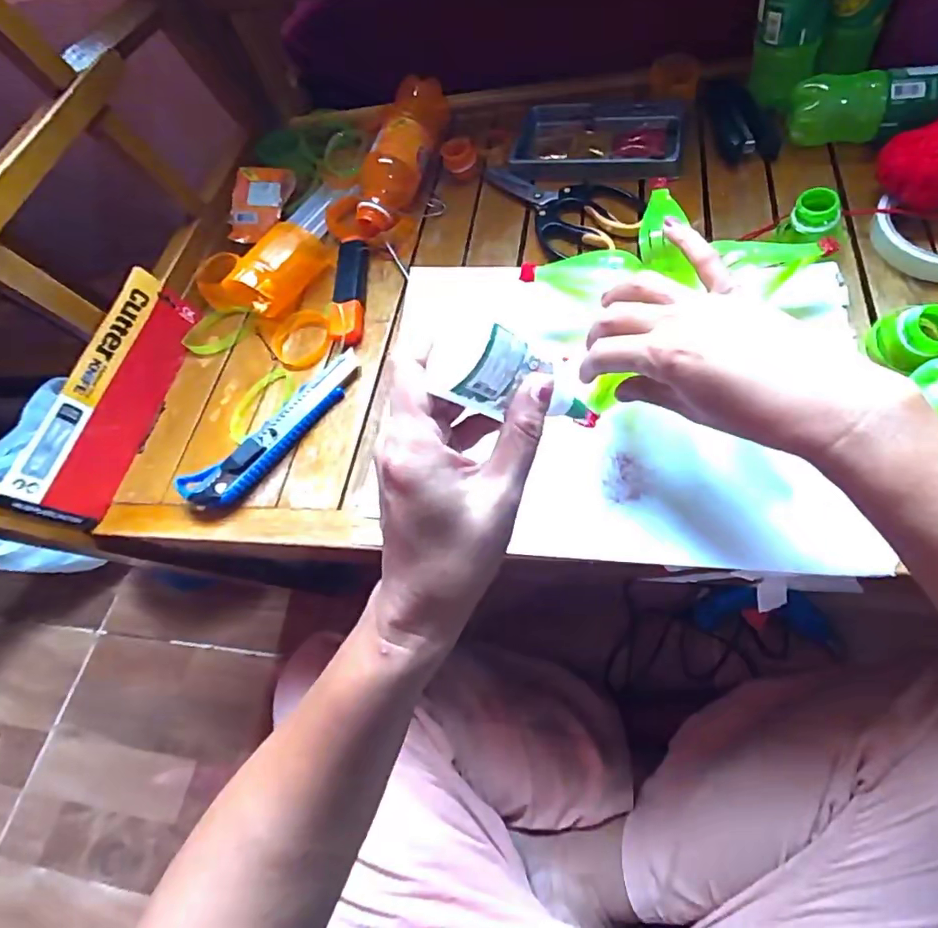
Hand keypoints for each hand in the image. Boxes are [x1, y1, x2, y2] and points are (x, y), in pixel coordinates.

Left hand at [371, 345, 550, 651]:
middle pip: (423, 383)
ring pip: (430, 406)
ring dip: (466, 393)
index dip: (441, 342)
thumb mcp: (500, 493)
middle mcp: (396, 441)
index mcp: (410, 441)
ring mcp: (399, 456)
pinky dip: (461, 420)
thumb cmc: (459, 556)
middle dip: (465, 366)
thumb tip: (541, 381)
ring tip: (512, 380)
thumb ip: (521, 433)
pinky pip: (432, 430)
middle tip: (510, 355)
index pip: (411, 367)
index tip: (480, 332)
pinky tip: (500, 418)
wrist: (422, 606)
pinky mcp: (408, 469)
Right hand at [580, 216, 920, 463]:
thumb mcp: (693, 411)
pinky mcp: (733, 295)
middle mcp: (674, 320)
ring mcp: (703, 303)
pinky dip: (687, 240)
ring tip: (609, 306)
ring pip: (645, 285)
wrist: (821, 402)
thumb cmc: (754, 417)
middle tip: (596, 352)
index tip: (587, 381)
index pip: (606, 354)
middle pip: (616, 318)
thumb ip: (651, 394)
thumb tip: (620, 390)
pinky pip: (707, 261)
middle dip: (595, 335)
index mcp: (661, 355)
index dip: (588, 367)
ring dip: (619, 294)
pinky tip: (668, 225)